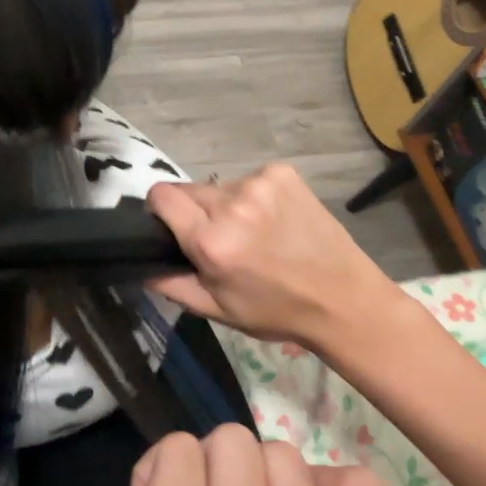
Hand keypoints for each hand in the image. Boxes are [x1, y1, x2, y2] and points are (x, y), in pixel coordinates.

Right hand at [146, 163, 401, 345]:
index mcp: (211, 241)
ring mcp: (260, 184)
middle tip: (219, 240)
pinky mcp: (283, 174)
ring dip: (225, 205)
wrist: (346, 300)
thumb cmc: (277, 312)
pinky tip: (274, 220)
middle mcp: (232, 205)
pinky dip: (253, 197)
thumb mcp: (217, 311)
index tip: (173, 229)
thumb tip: (140, 265)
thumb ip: (171, 285)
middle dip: (194, 212)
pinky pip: (249, 179)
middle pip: (188, 190)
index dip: (160, 211)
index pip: (161, 195)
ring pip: (219, 186)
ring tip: (254, 233)